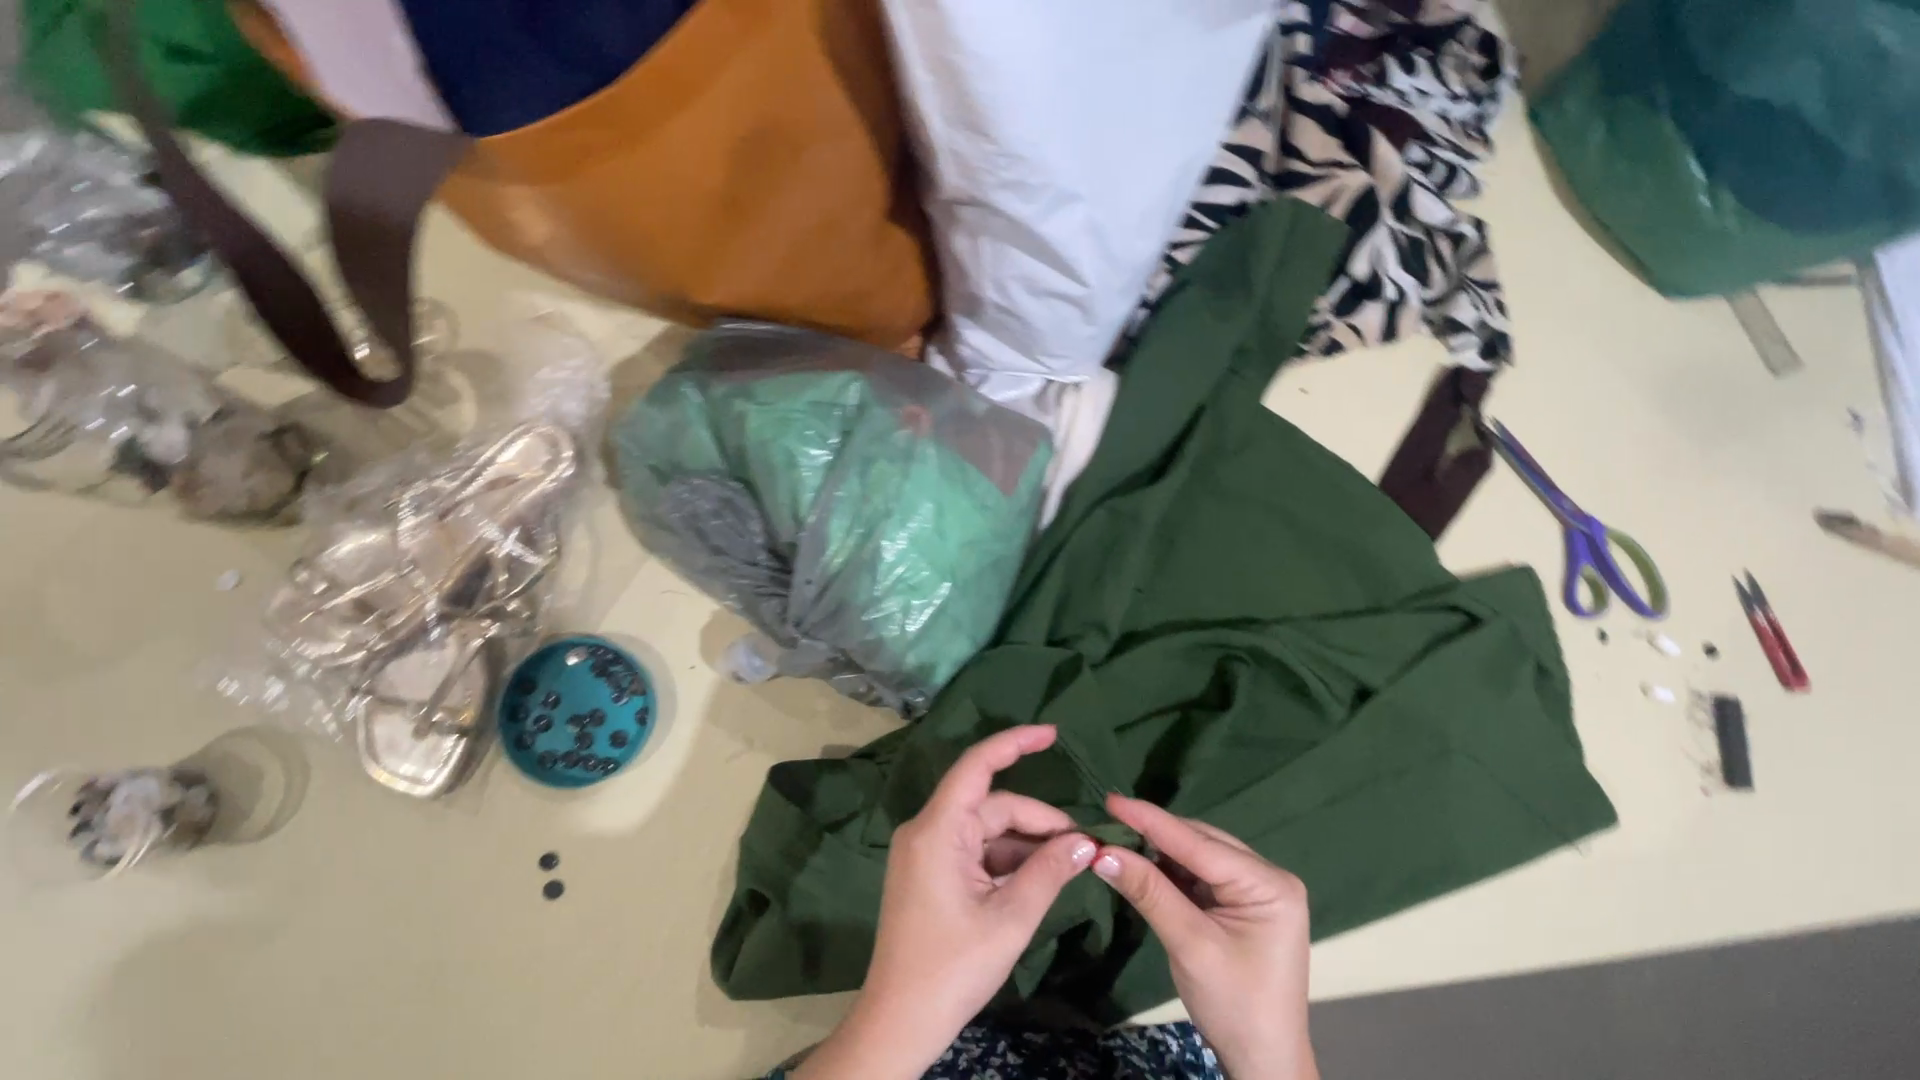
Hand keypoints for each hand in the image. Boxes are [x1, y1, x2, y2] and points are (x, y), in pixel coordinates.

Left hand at [793, 726, 1094, 1079]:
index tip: (1053, 733)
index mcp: (938, 829)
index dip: (1015, 743)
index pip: (978, 766)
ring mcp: (926, 853)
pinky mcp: (930, 875)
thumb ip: (1050, 871)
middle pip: (992, 805)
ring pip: (986, 830)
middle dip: (1038, 820)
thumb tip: (1086, 841)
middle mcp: (928, 831)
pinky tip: (1040, 878)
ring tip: (1070, 864)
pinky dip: (1007, 860)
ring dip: (1026, 844)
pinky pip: (975, 852)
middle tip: (1084, 845)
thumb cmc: (953, 967)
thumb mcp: (1010, 918)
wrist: (900, 1021)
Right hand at [1094, 795, 1318, 1079]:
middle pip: (1201, 844)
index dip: (1152, 821)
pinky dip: (1169, 870)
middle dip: (1154, 833)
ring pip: (1198, 856)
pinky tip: (1142, 863)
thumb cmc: (1234, 1005)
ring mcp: (1255, 892)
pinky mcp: (1240, 906)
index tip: (1112, 799)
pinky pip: (1199, 876)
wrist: (1263, 1062)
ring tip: (1117, 837)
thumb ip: (1149, 893)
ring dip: (1159, 850)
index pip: (1200, 844)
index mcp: (1269, 884)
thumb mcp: (1189, 945)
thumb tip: (1102, 852)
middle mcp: (1267, 878)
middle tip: (1107, 819)